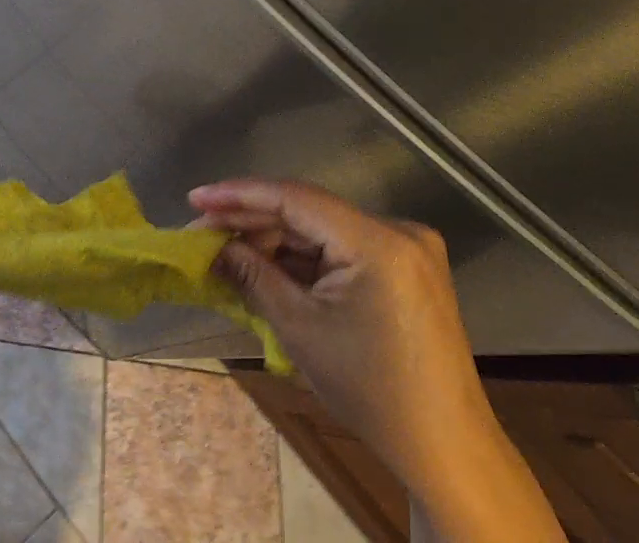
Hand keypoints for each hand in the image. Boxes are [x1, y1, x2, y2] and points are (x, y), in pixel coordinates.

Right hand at [189, 179, 483, 472]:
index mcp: (377, 243)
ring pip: (319, 230)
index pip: (295, 198)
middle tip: (200, 231)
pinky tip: (262, 266)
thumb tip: (211, 247)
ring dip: (271, 240)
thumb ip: (252, 274)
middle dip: (250, 221)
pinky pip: (338, 249)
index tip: (194, 198)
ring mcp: (405, 250)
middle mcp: (397, 232)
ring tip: (223, 251)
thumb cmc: (369, 387)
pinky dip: (299, 258)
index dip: (238, 195)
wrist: (443, 443)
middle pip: (307, 211)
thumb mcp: (298, 327)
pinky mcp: (403, 270)